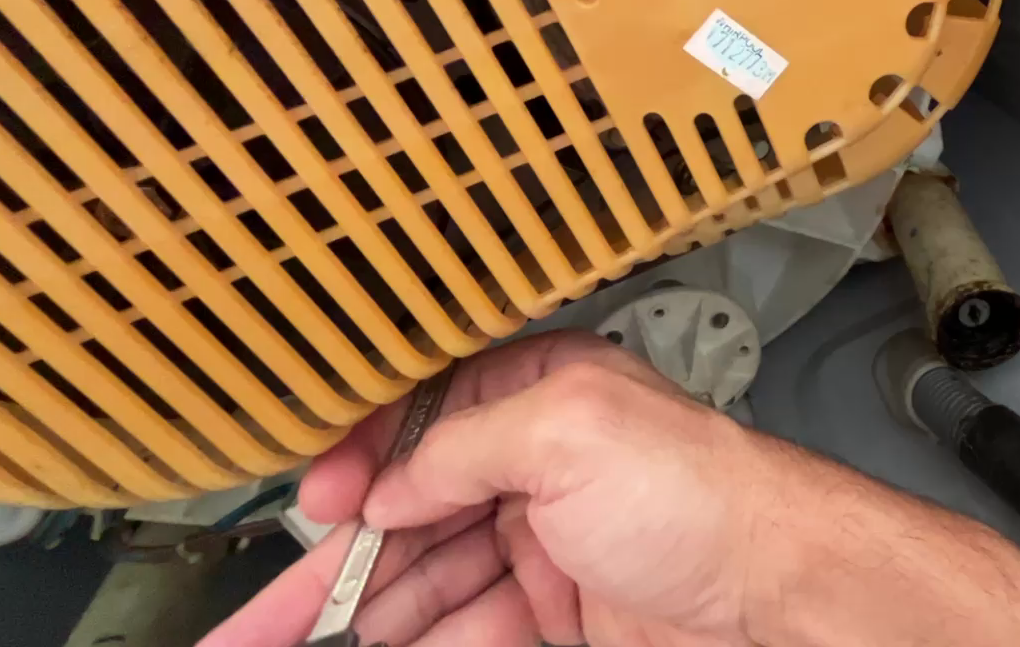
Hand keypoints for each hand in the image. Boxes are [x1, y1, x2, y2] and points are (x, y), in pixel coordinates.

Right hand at [202, 330, 777, 646]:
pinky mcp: (553, 607)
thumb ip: (466, 446)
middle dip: (337, 561)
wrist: (765, 579)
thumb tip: (387, 482)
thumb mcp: (569, 432)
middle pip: (417, 508)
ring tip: (274, 646)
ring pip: (428, 577)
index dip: (364, 457)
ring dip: (355, 615)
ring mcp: (545, 539)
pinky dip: (411, 642)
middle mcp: (541, 461)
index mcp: (546, 398)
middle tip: (254, 622)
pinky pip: (463, 626)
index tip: (311, 504)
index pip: (432, 417)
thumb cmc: (687, 484)